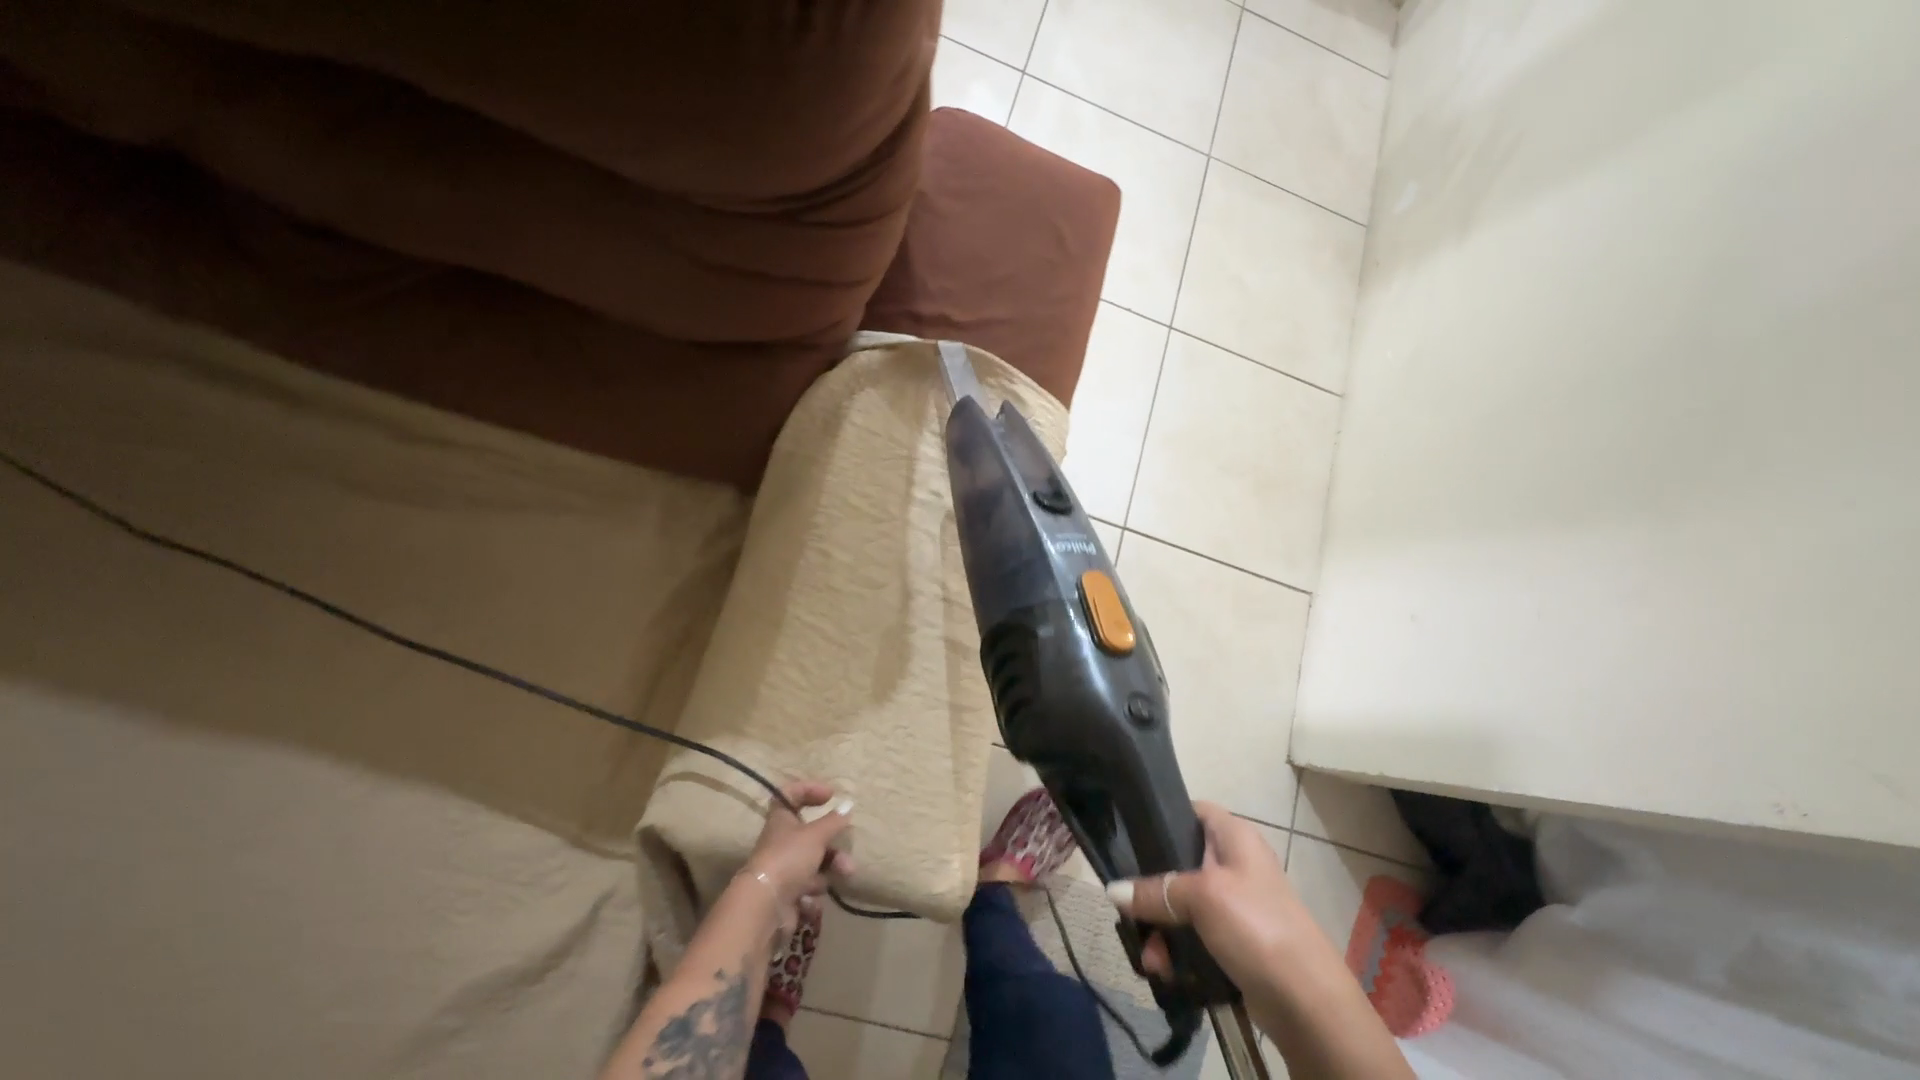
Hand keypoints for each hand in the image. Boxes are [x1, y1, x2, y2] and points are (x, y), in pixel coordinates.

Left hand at [738, 781, 855, 931]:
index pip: (789, 794)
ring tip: (846, 874)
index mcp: (781, 820)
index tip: (831, 795)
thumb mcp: (815, 835)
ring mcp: (783, 869)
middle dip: (833, 844)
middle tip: (847, 846)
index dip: (809, 789)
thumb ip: (833, 821)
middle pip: (811, 836)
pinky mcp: (787, 894)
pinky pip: (809, 887)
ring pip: (814, 863)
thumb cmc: (788, 858)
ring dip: (832, 868)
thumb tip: (848, 805)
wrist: (765, 906)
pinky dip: (815, 892)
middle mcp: (781, 842)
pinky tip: (813, 898)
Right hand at [1105, 801, 1320, 988]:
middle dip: (1151, 892)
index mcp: (1236, 839)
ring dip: (1160, 930)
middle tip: (1129, 912)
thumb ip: (1156, 891)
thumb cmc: (1256, 925)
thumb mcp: (1202, 896)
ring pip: (1182, 907)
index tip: (1130, 836)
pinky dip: (1176, 953)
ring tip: (1151, 958)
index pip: (1195, 811)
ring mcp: (1235, 906)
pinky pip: (1193, 939)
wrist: (1305, 999)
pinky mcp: (1233, 942)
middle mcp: (1235, 866)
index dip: (1165, 817)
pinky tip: (1164, 970)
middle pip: (1179, 864)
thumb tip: (1113, 891)